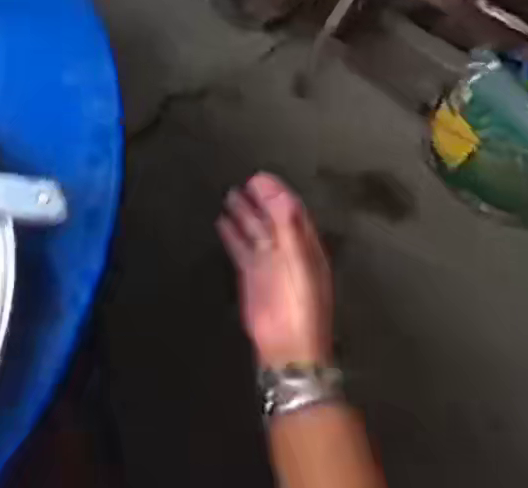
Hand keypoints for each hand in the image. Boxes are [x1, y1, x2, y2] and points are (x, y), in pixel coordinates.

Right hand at [218, 173, 333, 368]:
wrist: (287, 350)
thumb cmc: (300, 309)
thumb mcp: (298, 264)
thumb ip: (289, 229)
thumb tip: (281, 196)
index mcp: (305, 247)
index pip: (292, 211)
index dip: (277, 192)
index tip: (260, 177)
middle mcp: (287, 251)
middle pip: (272, 217)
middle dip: (261, 198)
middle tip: (246, 181)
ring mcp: (269, 263)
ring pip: (255, 230)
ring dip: (244, 212)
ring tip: (230, 194)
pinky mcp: (252, 276)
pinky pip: (241, 248)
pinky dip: (232, 234)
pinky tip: (222, 222)